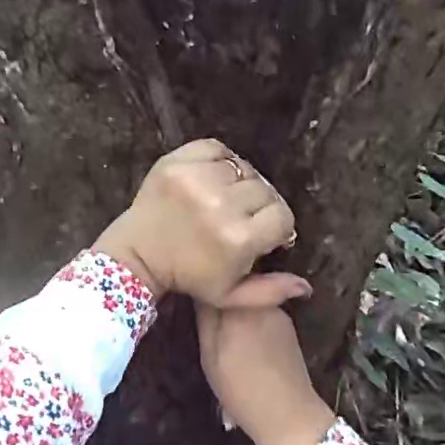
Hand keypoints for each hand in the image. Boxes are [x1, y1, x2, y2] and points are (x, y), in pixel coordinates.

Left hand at [93, 139, 307, 308]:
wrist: (138, 254)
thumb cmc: (188, 276)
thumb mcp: (230, 295)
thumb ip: (271, 292)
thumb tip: (306, 286)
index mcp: (237, 240)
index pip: (283, 217)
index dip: (276, 226)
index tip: (262, 233)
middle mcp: (220, 205)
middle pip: (265, 190)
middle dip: (258, 205)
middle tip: (240, 217)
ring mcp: (197, 179)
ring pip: (243, 168)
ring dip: (239, 183)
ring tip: (224, 199)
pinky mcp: (177, 160)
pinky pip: (217, 148)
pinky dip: (219, 161)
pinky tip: (211, 179)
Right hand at [195, 303, 335, 444]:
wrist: (288, 413)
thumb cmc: (240, 389)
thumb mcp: (210, 356)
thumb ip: (205, 319)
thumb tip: (201, 292)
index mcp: (235, 307)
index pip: (213, 288)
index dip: (204, 295)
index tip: (197, 310)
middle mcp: (258, 301)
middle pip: (234, 293)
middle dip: (223, 305)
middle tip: (214, 332)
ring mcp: (277, 311)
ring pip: (249, 304)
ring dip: (240, 317)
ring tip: (235, 345)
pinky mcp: (289, 323)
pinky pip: (263, 315)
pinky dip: (255, 326)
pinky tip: (253, 350)